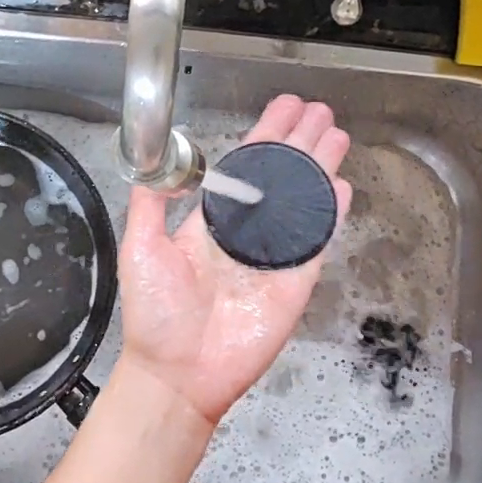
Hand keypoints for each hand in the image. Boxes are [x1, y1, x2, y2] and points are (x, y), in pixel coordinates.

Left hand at [117, 95, 353, 425]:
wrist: (178, 373)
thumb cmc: (155, 316)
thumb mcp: (141, 248)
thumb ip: (151, 204)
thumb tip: (158, 163)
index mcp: (211, 222)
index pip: (244, 168)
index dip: (265, 136)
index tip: (283, 109)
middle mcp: (245, 233)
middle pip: (281, 176)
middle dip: (300, 142)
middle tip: (319, 111)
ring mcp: (273, 256)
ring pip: (304, 200)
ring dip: (319, 167)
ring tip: (336, 135)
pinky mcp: (294, 282)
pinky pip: (318, 240)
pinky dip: (331, 212)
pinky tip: (340, 185)